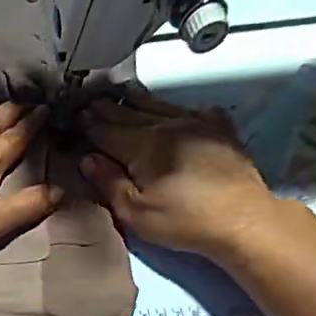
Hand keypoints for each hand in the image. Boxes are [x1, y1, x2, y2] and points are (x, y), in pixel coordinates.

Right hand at [79, 94, 283, 258]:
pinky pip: (189, 109)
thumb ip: (109, 183)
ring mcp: (195, 122)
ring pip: (157, 105)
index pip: (107, 131)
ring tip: (121, 94)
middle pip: (129, 113)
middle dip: (106, 109)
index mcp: (143, 145)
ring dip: (135, 100)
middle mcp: (167, 125)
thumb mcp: (136, 212)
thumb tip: (88, 159)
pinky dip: (172, 106)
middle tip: (89, 102)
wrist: (242, 219)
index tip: (73, 118)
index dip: (88, 125)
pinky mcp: (218, 129)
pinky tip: (170, 108)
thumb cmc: (184, 221)